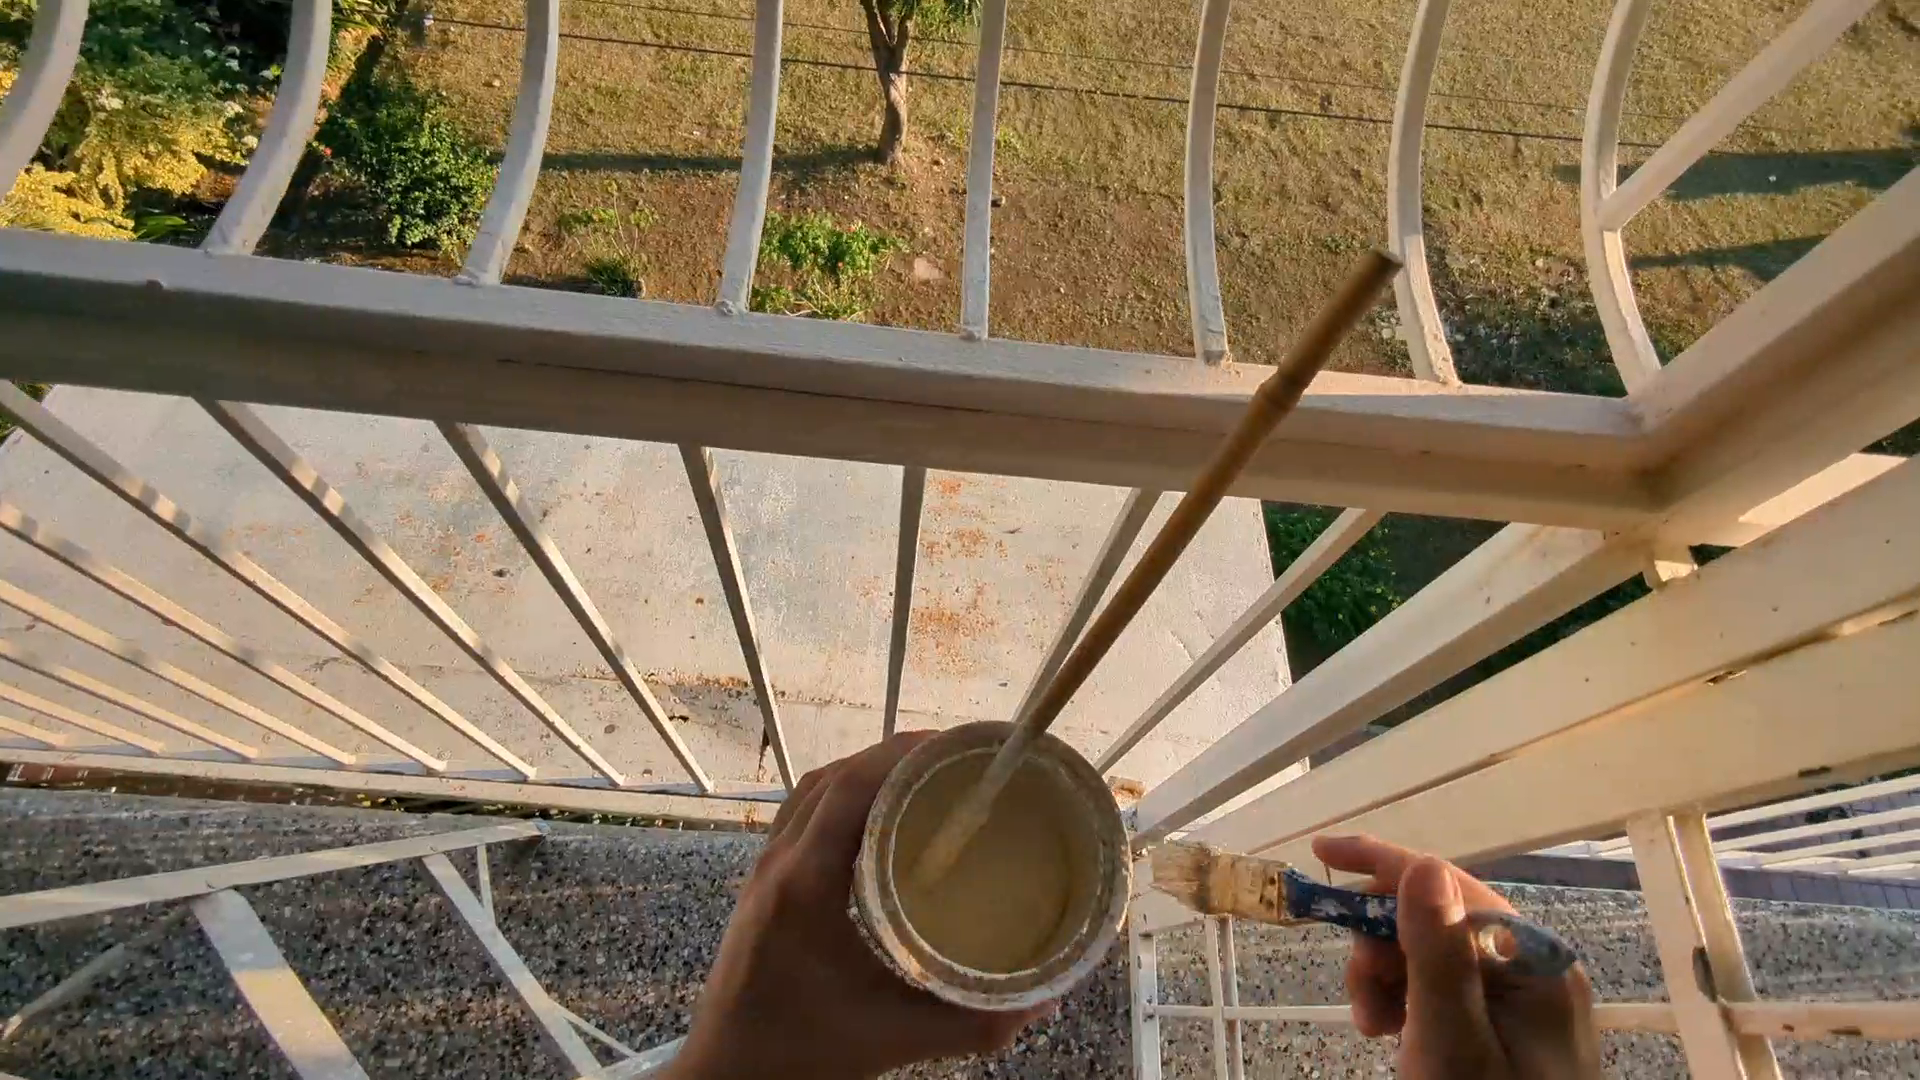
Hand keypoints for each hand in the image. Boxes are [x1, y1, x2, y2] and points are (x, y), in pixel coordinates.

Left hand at [664, 732, 1051, 1079]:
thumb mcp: (892, 1040)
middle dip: (892, 756)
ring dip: (866, 769)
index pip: (847, 789)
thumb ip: (972, 1022)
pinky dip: (844, 791)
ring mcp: (764, 864)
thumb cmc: (801, 1056)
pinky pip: (805, 809)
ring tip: (921, 773)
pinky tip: (877, 809)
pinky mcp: (762, 875)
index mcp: (804, 886)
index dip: (898, 756)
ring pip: (815, 787)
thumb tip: (1047, 996)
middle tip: (951, 759)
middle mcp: (779, 861)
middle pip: (834, 777)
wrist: (724, 1077)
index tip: (952, 747)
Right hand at [1311, 834, 1598, 1079]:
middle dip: (1377, 940)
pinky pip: (1430, 977)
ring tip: (1370, 1020)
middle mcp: (1528, 965)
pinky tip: (1387, 1027)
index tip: (1319, 852)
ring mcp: (1514, 993)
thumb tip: (1421, 865)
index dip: (1377, 860)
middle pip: (1428, 913)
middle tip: (1356, 986)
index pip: (1443, 881)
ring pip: (1420, 946)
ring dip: (1380, 973)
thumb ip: (1437, 952)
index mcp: (1531, 960)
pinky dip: (1396, 994)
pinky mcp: (1496, 1017)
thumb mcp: (1449, 1037)